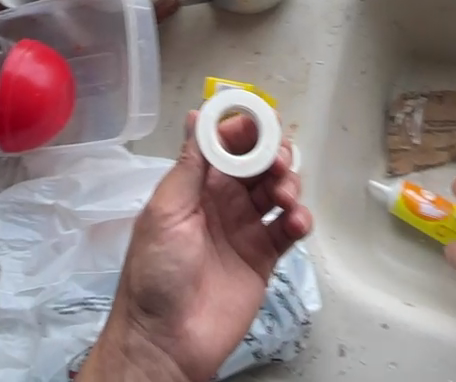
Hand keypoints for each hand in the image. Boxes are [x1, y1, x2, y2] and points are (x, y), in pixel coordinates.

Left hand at [82, 111, 311, 381]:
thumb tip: (196, 115)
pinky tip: (296, 222)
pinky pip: (288, 229)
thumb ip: (190, 164)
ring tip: (285, 198)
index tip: (265, 121)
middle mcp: (223, 199)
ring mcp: (245, 227)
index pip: (226, 144)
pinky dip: (299, 219)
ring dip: (288, 184)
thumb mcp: (166, 210)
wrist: (165, 341)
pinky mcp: (264, 257)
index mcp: (196, 184)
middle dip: (273, 154)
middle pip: (257, 163)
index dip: (246, 130)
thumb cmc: (156, 270)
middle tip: (279, 162)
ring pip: (277, 190)